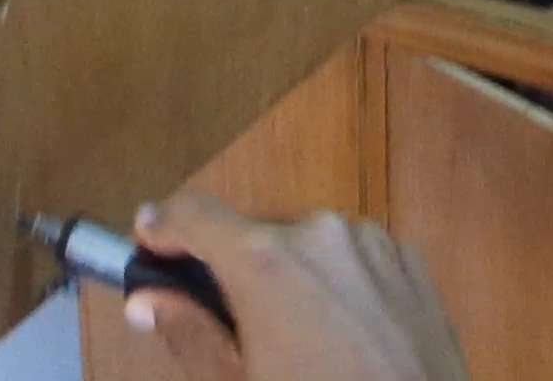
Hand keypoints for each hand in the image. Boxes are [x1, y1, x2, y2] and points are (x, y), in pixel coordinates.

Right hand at [123, 195, 468, 380]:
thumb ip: (190, 334)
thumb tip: (145, 299)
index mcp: (268, 258)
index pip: (196, 215)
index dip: (164, 225)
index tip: (146, 235)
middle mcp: (318, 229)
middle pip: (255, 234)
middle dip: (237, 268)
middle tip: (237, 322)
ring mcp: (369, 237)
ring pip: (308, 243)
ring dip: (293, 273)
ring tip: (304, 338)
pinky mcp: (407, 255)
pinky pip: (354, 254)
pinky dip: (338, 280)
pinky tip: (349, 332)